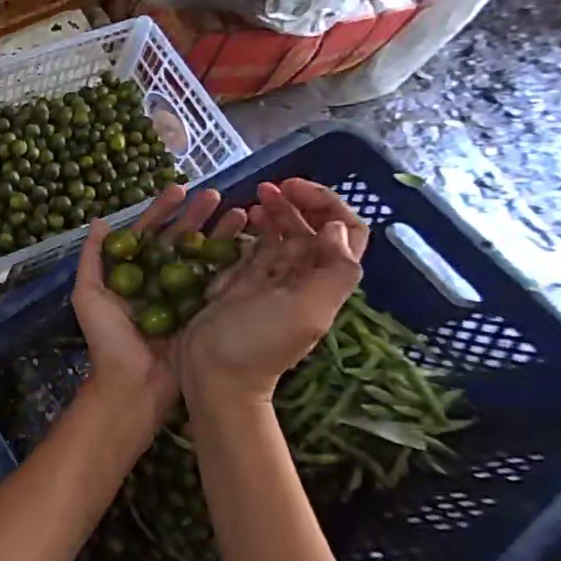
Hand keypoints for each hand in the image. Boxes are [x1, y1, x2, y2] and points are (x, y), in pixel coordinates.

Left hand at [73, 185, 246, 416]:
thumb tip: (100, 221)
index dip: (162, 210)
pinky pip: (217, 283)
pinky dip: (232, 263)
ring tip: (240, 213)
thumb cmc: (107, 340)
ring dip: (220, 233)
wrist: (133, 385)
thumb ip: (92, 258)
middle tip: (216, 195)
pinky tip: (249, 243)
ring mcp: (182, 295)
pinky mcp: (202, 312)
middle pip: (179, 240)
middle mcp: (159, 279)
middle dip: (197, 216)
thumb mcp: (88, 295)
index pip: (148, 232)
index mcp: (132, 273)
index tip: (180, 189)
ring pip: (202, 256)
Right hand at [176, 180, 368, 410]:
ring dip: (276, 209)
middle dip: (298, 200)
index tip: (294, 190)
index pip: (346, 231)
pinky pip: (257, 245)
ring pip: (285, 232)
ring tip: (255, 197)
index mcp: (325, 280)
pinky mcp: (244, 280)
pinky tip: (241, 218)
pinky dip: (253, 227)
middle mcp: (304, 275)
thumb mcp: (306, 310)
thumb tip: (334, 227)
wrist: (215, 373)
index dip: (327, 203)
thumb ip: (333, 270)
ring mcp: (273, 277)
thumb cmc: (259, 343)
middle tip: (268, 187)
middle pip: (314, 226)